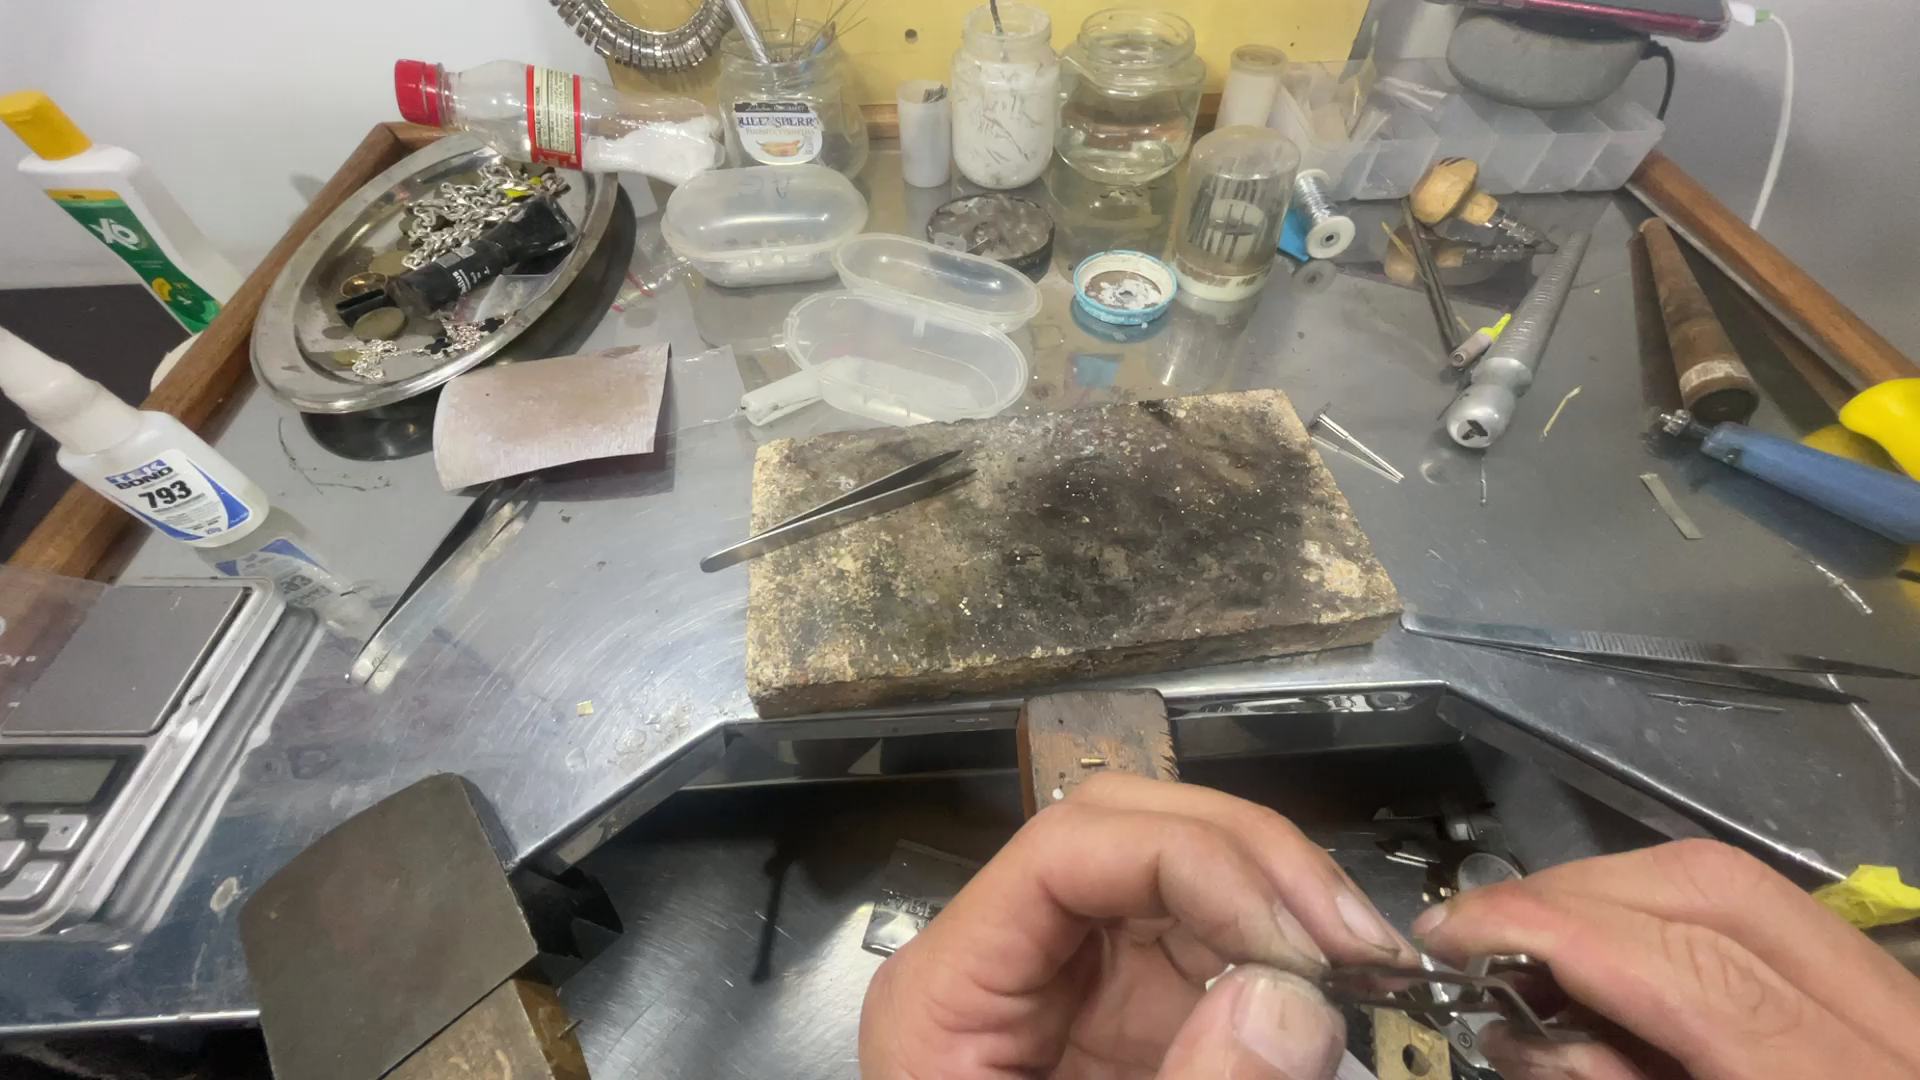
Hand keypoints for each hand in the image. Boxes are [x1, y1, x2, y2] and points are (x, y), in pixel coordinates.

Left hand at [858, 773, 1416, 1078]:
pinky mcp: (1121, 994)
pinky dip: (1266, 935)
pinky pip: (1194, 929)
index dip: (1183, 857)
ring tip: (1360, 952)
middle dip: (1242, 855)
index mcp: (954, 980)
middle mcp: (1009, 940)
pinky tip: (1325, 969)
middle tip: (1350, 933)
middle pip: (1118, 826)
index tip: (1293, 937)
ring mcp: (1068, 959)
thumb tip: (1294, 998)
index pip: (1061, 848)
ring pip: (1166, 858)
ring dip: (1269, 886)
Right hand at [1414, 838, 1919, 1079]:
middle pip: (1711, 890)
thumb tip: (1515, 1027)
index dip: (1545, 930)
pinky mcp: (1880, 999)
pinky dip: (1642, 922)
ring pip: (1724, 884)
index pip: (1694, 974)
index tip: (1445, 934)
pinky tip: (1604, 975)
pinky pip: (1741, 916)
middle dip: (1565, 894)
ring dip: (1594, 900)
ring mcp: (1906, 1010)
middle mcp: (1914, 1044)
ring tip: (1534, 956)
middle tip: (1481, 935)